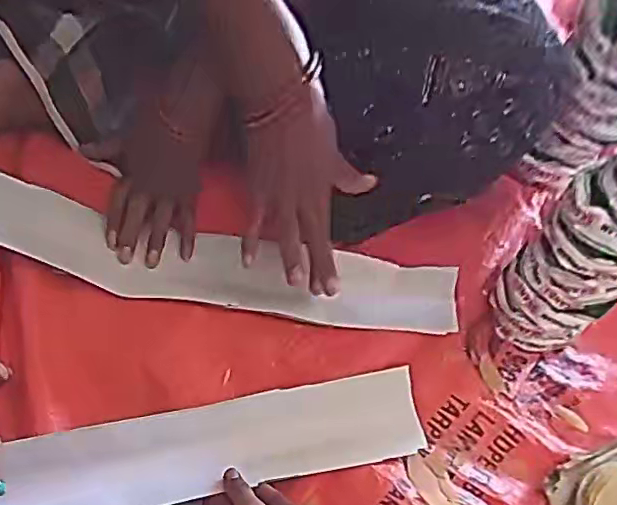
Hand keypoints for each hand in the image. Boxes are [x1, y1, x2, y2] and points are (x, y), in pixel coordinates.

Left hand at [106, 105, 203, 266]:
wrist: (182, 117)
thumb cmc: (150, 131)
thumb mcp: (123, 139)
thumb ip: (103, 150)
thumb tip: (80, 151)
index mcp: (132, 176)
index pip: (120, 203)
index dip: (115, 224)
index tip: (111, 243)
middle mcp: (150, 186)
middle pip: (138, 214)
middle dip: (132, 236)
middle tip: (126, 259)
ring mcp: (171, 192)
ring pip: (162, 220)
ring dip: (157, 242)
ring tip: (152, 263)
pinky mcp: (189, 194)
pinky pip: (189, 219)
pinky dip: (188, 238)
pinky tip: (185, 256)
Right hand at [240, 83, 375, 295]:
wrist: (280, 99)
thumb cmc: (308, 117)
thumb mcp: (334, 148)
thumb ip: (347, 175)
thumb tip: (368, 184)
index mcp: (321, 192)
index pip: (325, 236)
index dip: (328, 263)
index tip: (331, 285)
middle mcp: (301, 200)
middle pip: (309, 242)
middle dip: (315, 269)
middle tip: (317, 293)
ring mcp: (279, 197)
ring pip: (286, 237)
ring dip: (290, 261)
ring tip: (293, 283)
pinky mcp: (258, 190)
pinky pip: (254, 222)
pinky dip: (251, 242)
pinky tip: (248, 260)